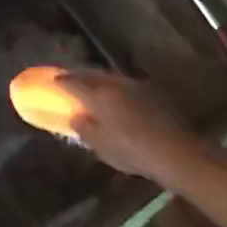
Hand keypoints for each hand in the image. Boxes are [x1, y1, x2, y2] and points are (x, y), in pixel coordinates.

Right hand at [49, 69, 200, 183]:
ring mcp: (134, 86)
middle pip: (91, 74)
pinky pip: (122, 83)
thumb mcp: (102, 147)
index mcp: (100, 96)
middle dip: (77, 75)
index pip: (74, 83)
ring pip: (108, 77)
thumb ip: (85, 129)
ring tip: (87, 84)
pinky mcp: (148, 92)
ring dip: (95, 78)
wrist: (174, 152)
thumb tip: (76, 117)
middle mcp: (115, 85)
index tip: (52, 81)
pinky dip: (111, 85)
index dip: (61, 82)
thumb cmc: (132, 151)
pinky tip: (111, 95)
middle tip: (67, 77)